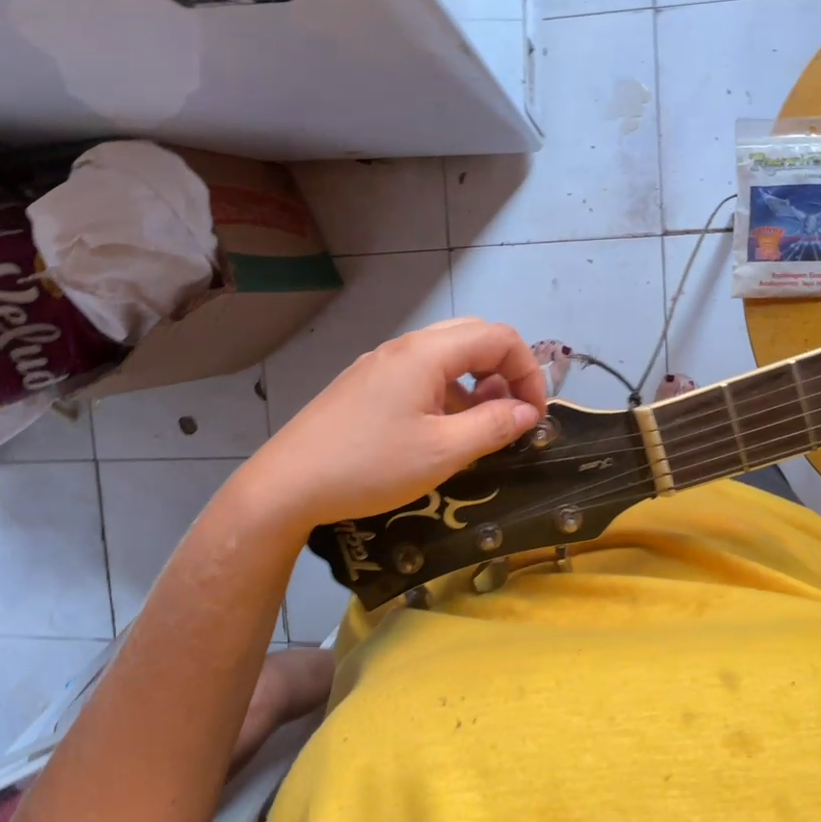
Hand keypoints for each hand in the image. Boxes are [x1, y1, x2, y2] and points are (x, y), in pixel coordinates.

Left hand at [227, 318, 547, 536]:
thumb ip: (493, 426)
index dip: (528, 372)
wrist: (287, 484)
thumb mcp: (442, 452)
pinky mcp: (365, 384)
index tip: (533, 416)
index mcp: (427, 352)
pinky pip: (420, 373)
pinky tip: (439, 431)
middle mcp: (405, 346)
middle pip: (473, 337)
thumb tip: (528, 411)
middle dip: (504, 370)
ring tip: (478, 428)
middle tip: (510, 415)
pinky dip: (446, 392)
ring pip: (446, 356)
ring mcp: (380, 363)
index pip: (499, 337)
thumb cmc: (370, 466)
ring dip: (475, 383)